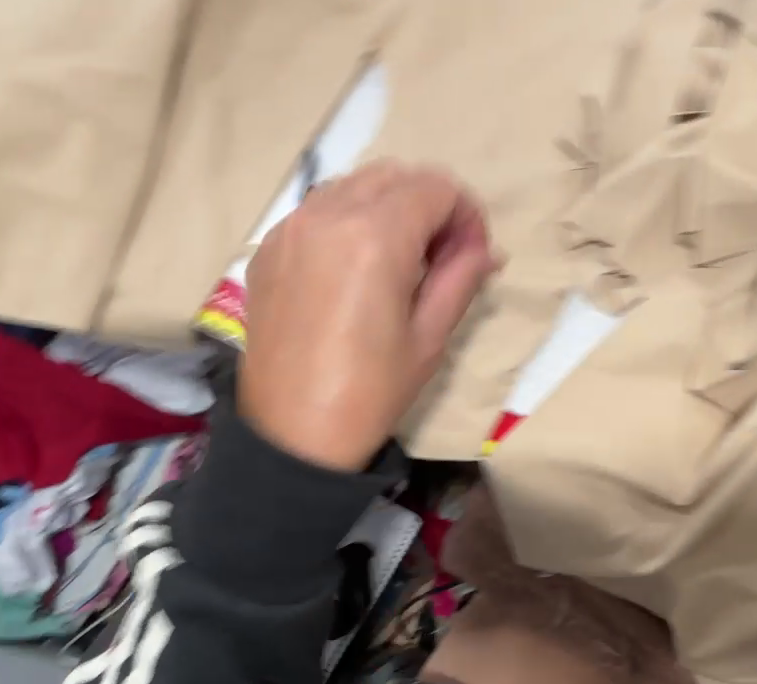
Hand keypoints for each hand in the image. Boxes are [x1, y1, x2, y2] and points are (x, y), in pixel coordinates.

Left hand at [242, 161, 493, 470]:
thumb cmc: (371, 393)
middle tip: (442, 259)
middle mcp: (328, 214)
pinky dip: (349, 222)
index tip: (473, 255)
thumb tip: (487, 250)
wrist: (294, 433)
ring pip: (354, 186)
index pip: (436, 188)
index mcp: (375, 236)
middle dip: (430, 206)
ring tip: (401, 263)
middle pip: (396, 176)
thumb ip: (460, 279)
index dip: (467, 215)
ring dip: (389, 209)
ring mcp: (291, 227)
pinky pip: (319, 211)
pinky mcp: (269, 249)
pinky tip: (357, 271)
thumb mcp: (429, 339)